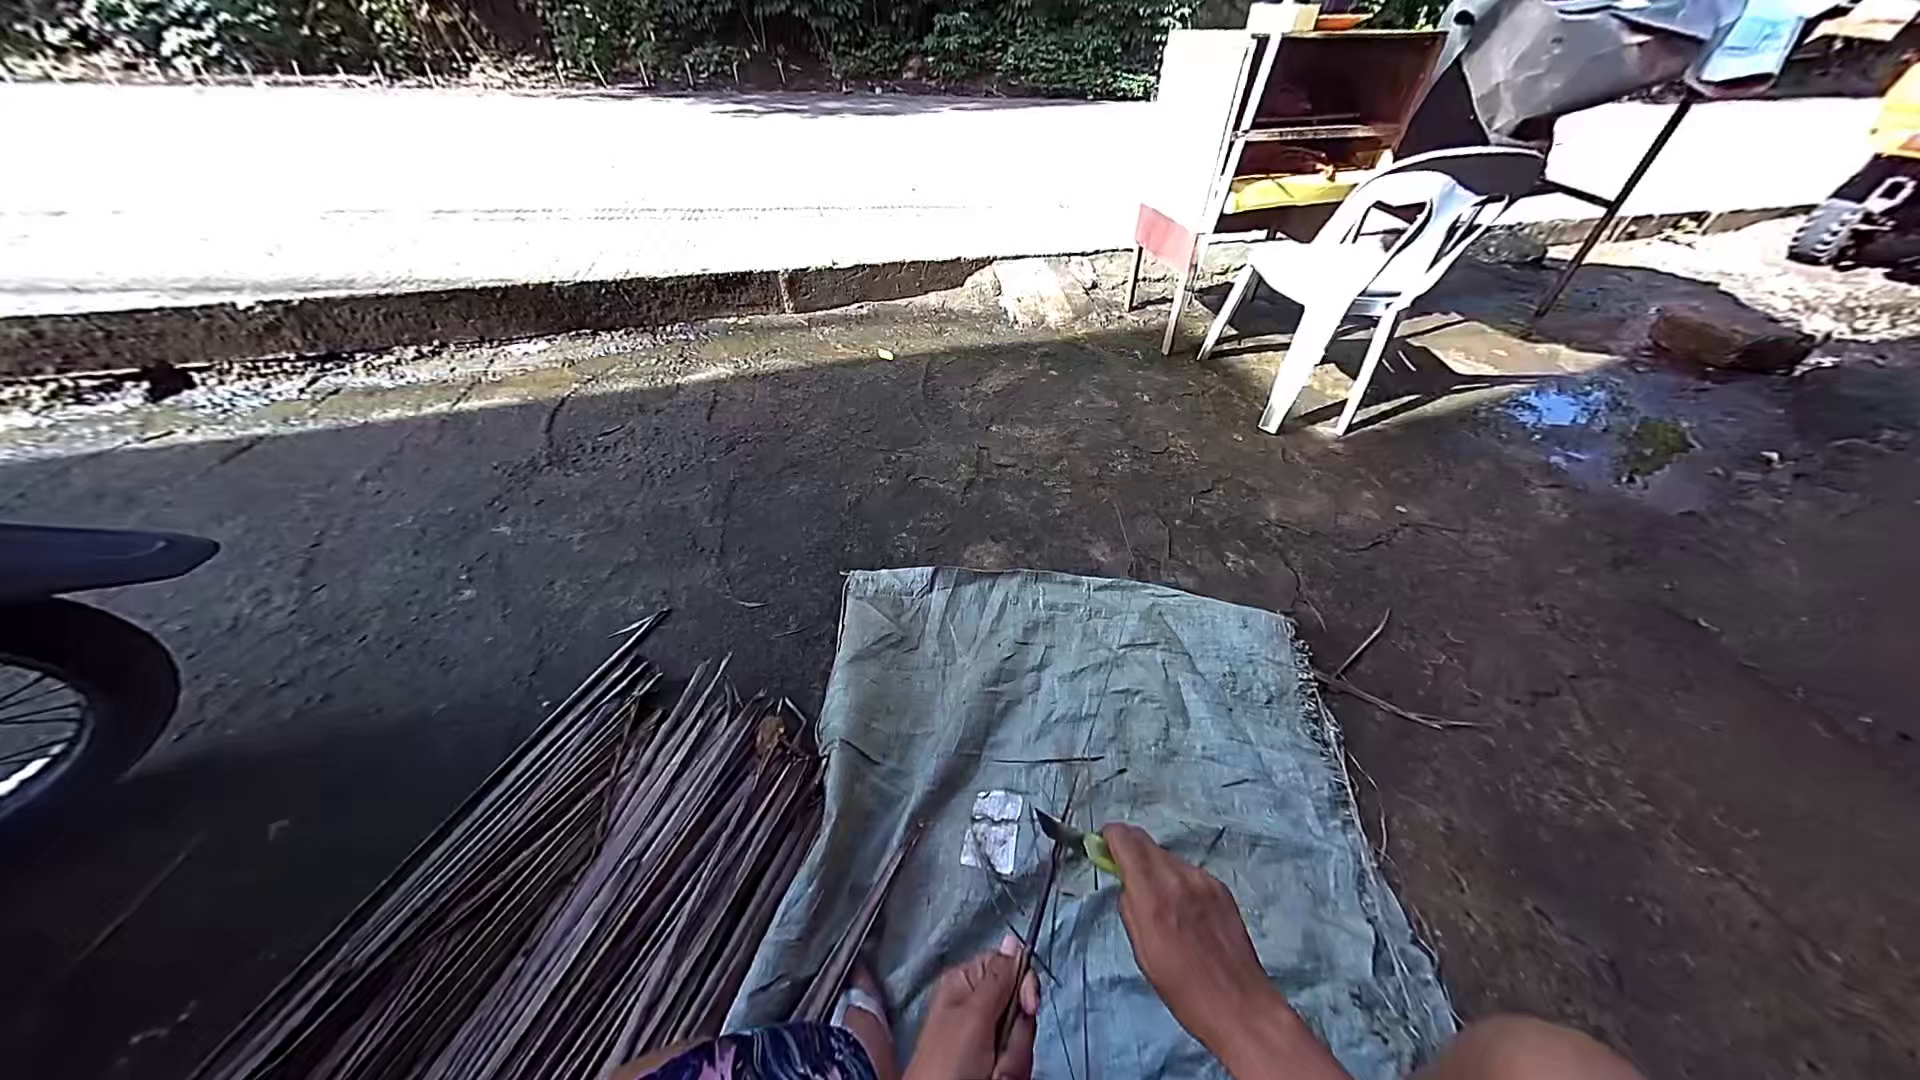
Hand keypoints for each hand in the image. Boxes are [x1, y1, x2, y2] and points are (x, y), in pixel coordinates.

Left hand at [902, 935, 1040, 1079]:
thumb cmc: (947, 1065)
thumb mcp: (974, 1016)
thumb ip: (997, 979)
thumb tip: (1013, 940)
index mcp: (967, 984)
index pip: (1011, 967)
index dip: (1024, 985)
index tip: (1027, 1006)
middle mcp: (979, 1008)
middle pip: (1021, 1009)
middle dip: (1016, 1036)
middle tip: (997, 1054)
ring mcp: (987, 1041)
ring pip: (1023, 1042)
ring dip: (1013, 1063)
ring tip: (990, 1075)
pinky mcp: (994, 1069)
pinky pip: (1019, 1067)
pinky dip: (1011, 1078)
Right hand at [1101, 823, 1283, 1052]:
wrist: (1239, 1006)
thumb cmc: (1182, 987)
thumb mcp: (1141, 949)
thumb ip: (1129, 906)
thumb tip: (1125, 882)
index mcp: (1152, 894)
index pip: (1125, 839)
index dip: (1110, 837)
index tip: (1104, 845)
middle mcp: (1177, 877)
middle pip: (1144, 841)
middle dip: (1130, 847)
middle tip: (1124, 867)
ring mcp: (1202, 880)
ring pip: (1167, 856)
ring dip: (1155, 865)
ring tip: (1159, 897)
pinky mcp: (1221, 887)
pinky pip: (1188, 871)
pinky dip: (1178, 879)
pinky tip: (1184, 907)